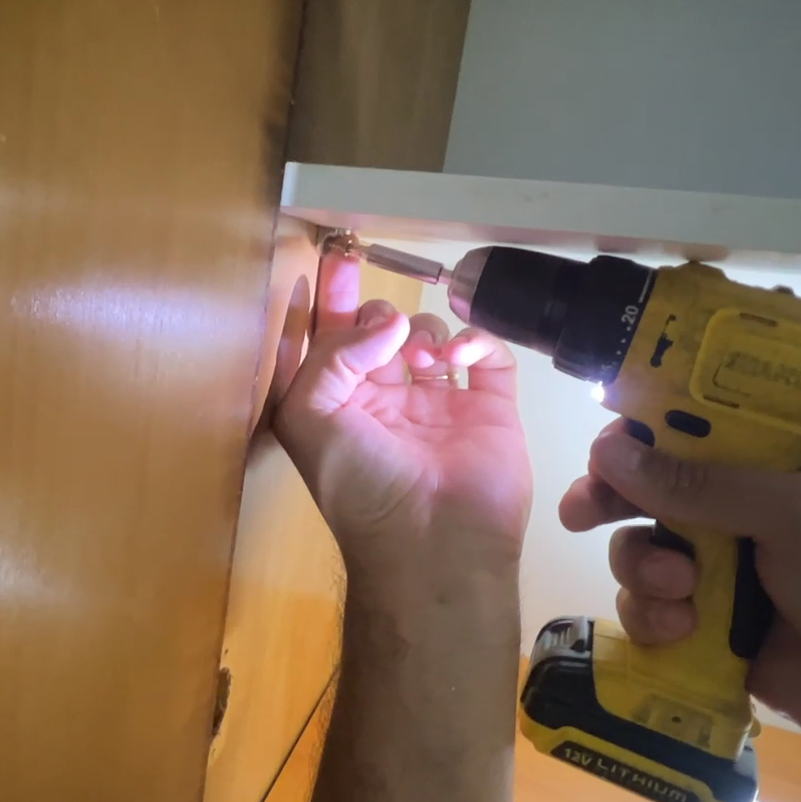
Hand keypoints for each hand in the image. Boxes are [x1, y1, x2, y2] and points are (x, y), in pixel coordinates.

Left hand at [273, 252, 531, 567]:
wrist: (433, 544)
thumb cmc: (361, 484)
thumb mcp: (310, 419)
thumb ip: (330, 356)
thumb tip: (386, 324)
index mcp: (340, 403)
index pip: (335, 337)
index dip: (335, 296)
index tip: (341, 257)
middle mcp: (388, 399)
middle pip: (383, 330)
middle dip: (380, 315)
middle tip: (384, 331)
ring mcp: (441, 402)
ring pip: (432, 335)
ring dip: (422, 332)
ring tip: (420, 363)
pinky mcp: (490, 409)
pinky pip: (487, 355)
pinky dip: (474, 341)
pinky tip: (457, 358)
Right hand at [558, 423, 800, 745]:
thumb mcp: (789, 513)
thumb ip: (694, 484)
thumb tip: (604, 449)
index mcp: (765, 469)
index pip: (685, 436)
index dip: (637, 440)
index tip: (602, 454)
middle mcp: (732, 513)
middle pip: (644, 492)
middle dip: (607, 502)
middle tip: (578, 514)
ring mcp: (713, 569)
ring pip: (635, 551)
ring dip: (642, 568)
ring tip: (679, 590)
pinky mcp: (698, 622)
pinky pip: (644, 607)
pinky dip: (652, 616)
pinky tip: (681, 629)